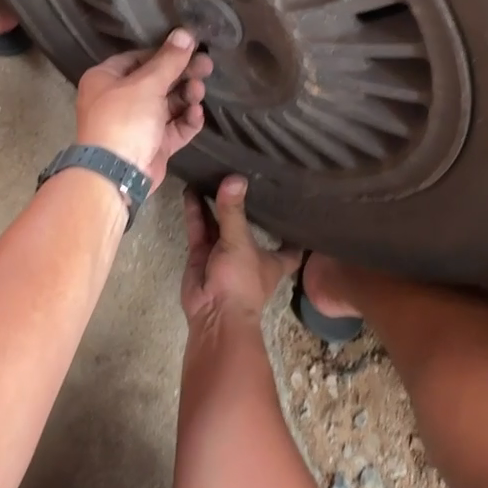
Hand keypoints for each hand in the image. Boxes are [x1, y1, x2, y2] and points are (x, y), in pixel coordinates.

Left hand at [74, 27, 213, 187]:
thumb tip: (185, 33)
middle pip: (156, 80)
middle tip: (207, 66)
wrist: (116, 174)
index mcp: (106, 79)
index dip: (165, 53)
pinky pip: (173, 127)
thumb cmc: (124, 119)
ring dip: (186, 96)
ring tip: (198, 92)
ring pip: (167, 104)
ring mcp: (136, 124)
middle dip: (182, 74)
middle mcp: (119, 99)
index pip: (139, 58)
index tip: (191, 47)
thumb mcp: (147, 84)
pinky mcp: (152, 145)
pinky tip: (197, 114)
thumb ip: (169, 60)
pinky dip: (186, 120)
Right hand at [181, 175, 301, 329]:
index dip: (293, 229)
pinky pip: (199, 229)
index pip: (291, 246)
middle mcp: (249, 255)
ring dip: (214, 203)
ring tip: (211, 174)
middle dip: (244, 205)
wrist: (213, 313)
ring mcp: (223, 255)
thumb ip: (234, 212)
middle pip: (248, 225)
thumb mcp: (240, 243)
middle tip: (242, 173)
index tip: (296, 206)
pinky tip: (191, 190)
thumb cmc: (241, 281)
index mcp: (272, 260)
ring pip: (219, 224)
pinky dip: (195, 212)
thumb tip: (235, 178)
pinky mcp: (202, 255)